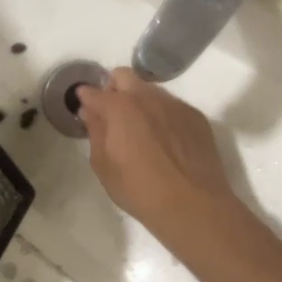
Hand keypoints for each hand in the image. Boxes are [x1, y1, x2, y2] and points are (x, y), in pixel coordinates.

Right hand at [77, 69, 235, 237]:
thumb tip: (90, 112)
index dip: (86, 99)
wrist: (194, 206)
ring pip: (150, 89)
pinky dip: (163, 115)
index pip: (93, 92)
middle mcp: (147, 97)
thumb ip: (95, 132)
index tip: (85, 109)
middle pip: (123, 75)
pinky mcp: (196, 117)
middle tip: (113, 115)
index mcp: (119, 107)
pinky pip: (172, 106)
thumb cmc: (139, 189)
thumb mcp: (103, 166)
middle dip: (113, 88)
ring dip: (140, 101)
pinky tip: (166, 141)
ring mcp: (175, 105)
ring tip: (142, 130)